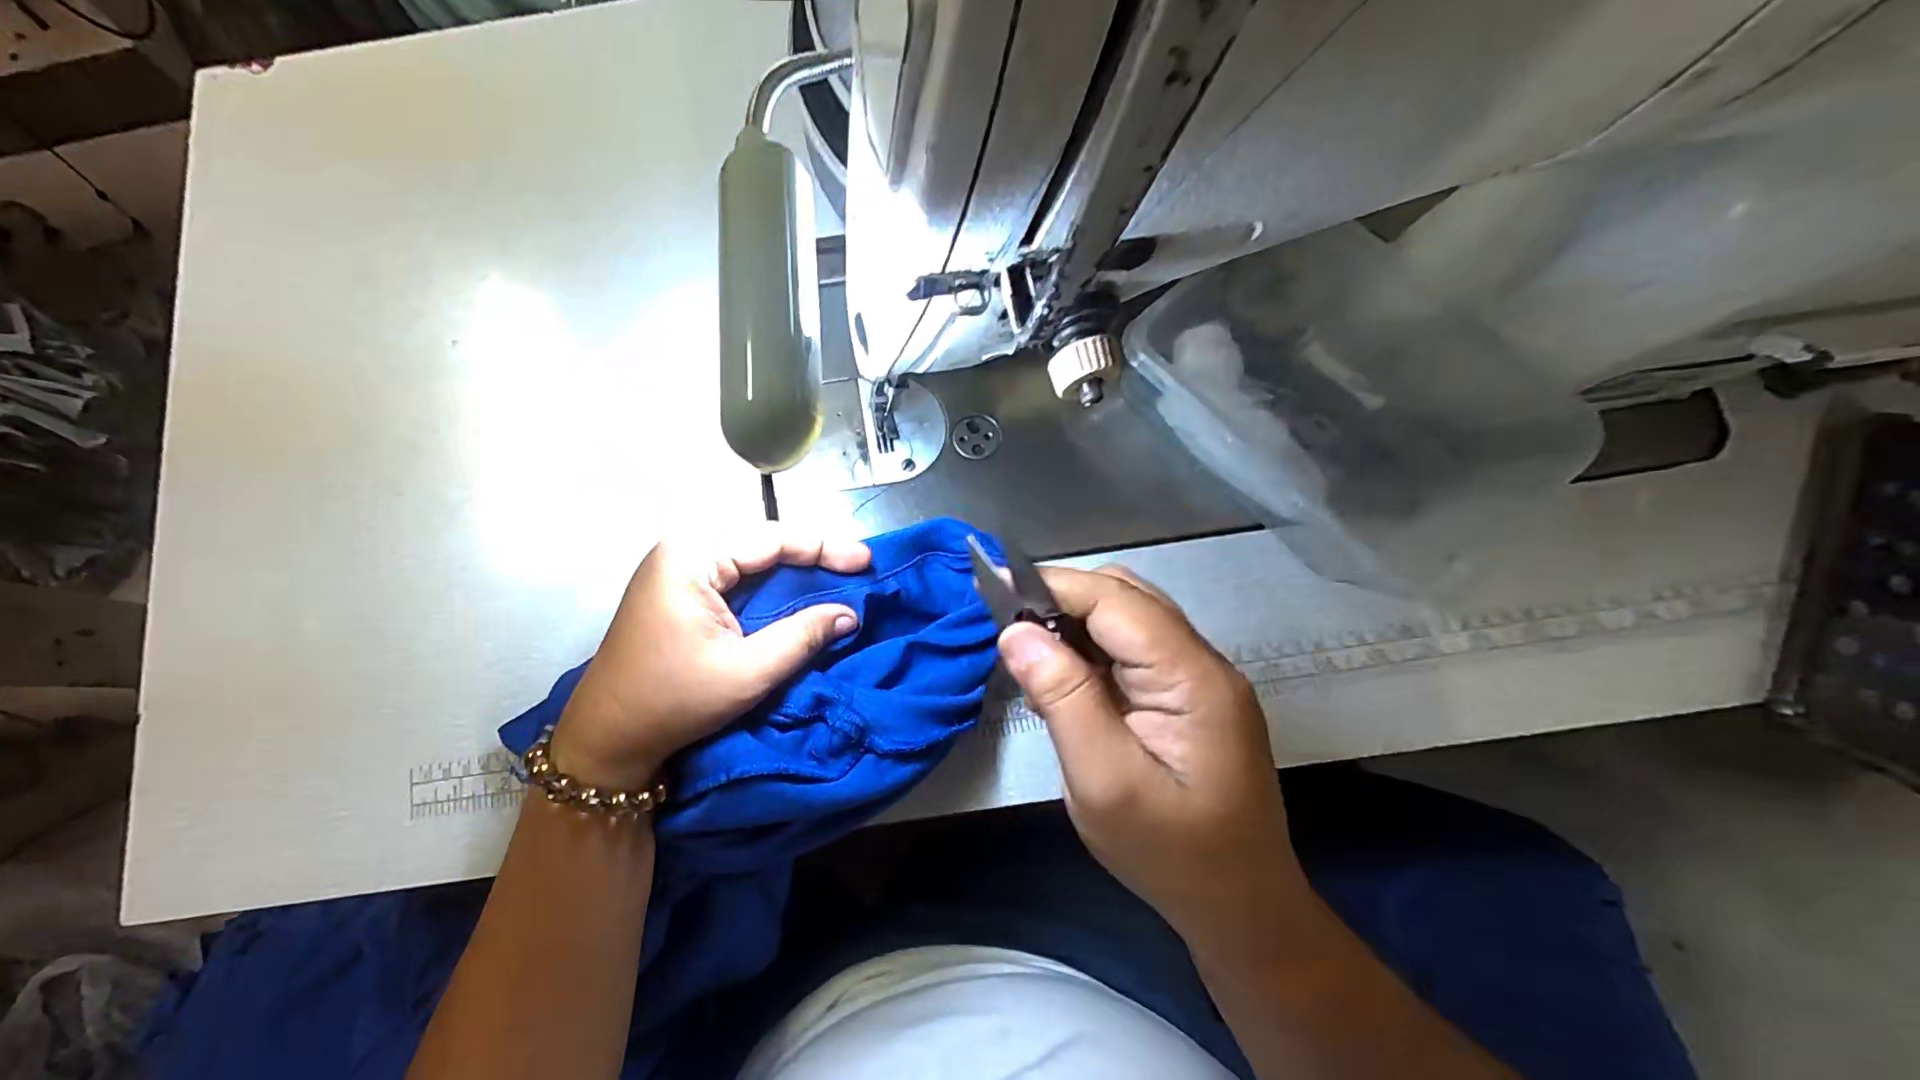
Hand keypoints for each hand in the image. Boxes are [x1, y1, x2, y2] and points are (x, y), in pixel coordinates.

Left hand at [552, 528, 871, 788]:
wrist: (606, 739)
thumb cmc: (674, 702)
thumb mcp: (748, 672)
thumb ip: (803, 636)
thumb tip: (850, 614)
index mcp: (692, 556)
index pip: (772, 538)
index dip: (824, 548)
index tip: (866, 561)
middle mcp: (682, 550)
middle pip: (761, 541)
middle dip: (811, 554)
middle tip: (857, 569)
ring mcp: (676, 568)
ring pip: (750, 556)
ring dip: (793, 568)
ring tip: (837, 576)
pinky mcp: (678, 589)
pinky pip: (735, 574)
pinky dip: (770, 584)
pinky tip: (798, 592)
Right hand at [997, 566, 1312, 958]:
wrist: (1240, 907)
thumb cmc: (1170, 854)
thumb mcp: (1104, 783)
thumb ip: (1063, 699)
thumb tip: (1015, 631)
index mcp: (1192, 677)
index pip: (1116, 600)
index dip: (1054, 587)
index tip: (995, 592)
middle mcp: (1203, 663)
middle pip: (1127, 597)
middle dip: (1063, 601)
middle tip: (1011, 633)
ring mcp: (1201, 679)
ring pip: (1130, 619)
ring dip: (1077, 625)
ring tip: (1033, 658)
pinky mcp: (1191, 698)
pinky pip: (1136, 651)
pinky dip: (1094, 652)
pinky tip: (1068, 682)